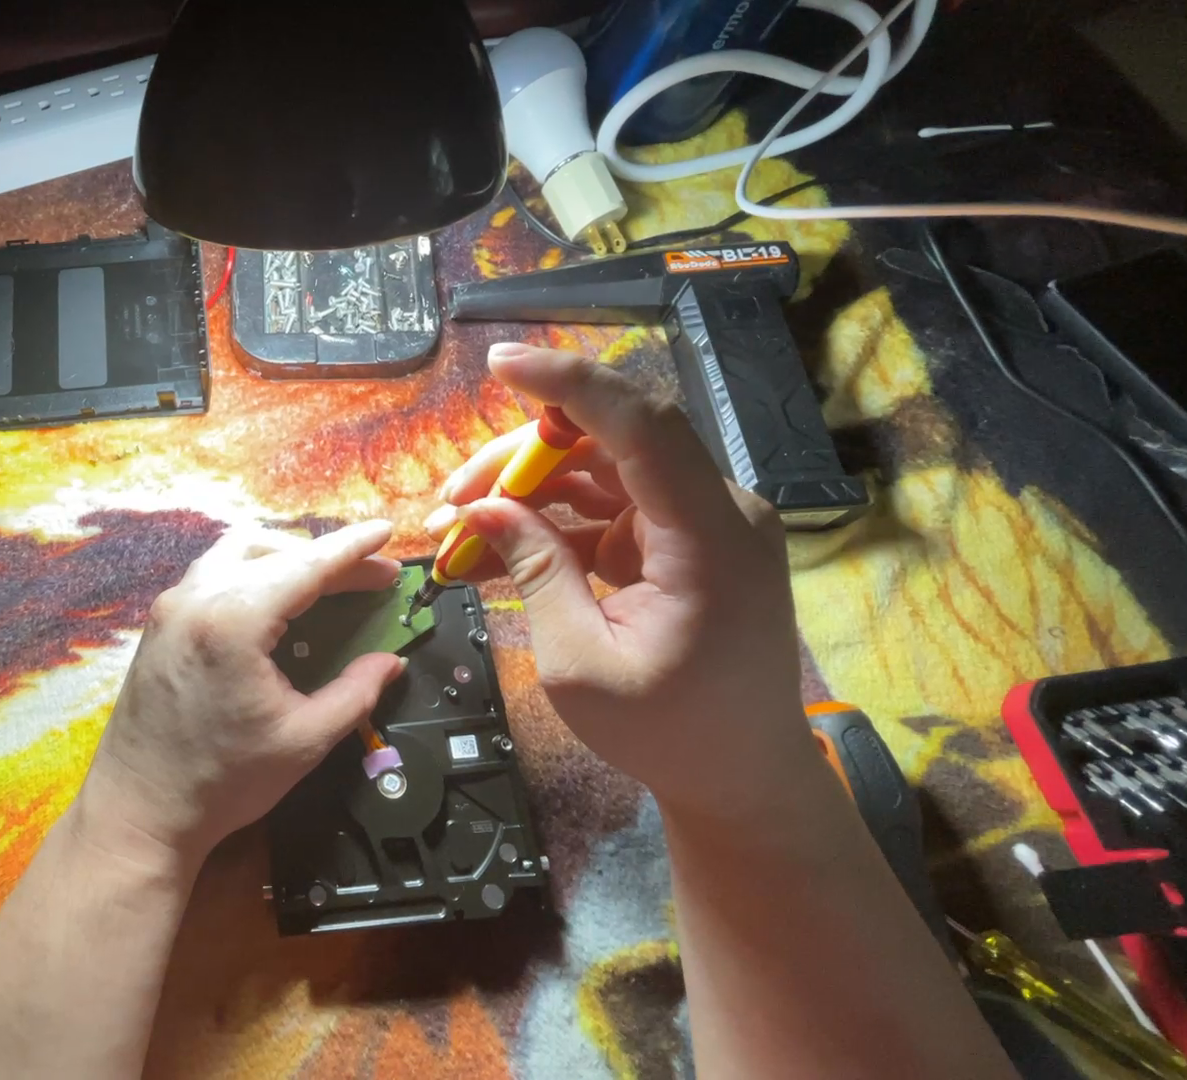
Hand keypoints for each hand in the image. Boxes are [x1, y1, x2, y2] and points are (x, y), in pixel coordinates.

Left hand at [75, 521, 408, 869]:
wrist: (139, 809)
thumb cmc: (224, 781)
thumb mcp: (305, 739)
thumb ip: (355, 692)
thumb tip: (391, 662)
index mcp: (235, 620)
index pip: (307, 565)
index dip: (353, 548)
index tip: (387, 530)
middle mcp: (198, 596)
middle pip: (274, 552)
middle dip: (327, 557)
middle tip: (371, 577)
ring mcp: (172, 605)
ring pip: (237, 552)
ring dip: (285, 556)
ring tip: (325, 579)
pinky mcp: (160, 620)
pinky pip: (213, 572)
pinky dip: (252, 571)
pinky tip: (274, 597)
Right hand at [426, 343, 818, 820]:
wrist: (739, 778)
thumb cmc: (667, 733)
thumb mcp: (579, 659)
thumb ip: (533, 571)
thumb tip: (481, 509)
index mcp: (708, 536)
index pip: (640, 424)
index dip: (567, 385)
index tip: (500, 362)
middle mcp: (714, 510)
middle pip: (604, 444)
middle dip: (516, 462)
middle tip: (447, 503)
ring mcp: (697, 524)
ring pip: (596, 472)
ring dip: (523, 493)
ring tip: (456, 529)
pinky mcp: (677, 543)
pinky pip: (603, 510)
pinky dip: (548, 523)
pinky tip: (494, 547)